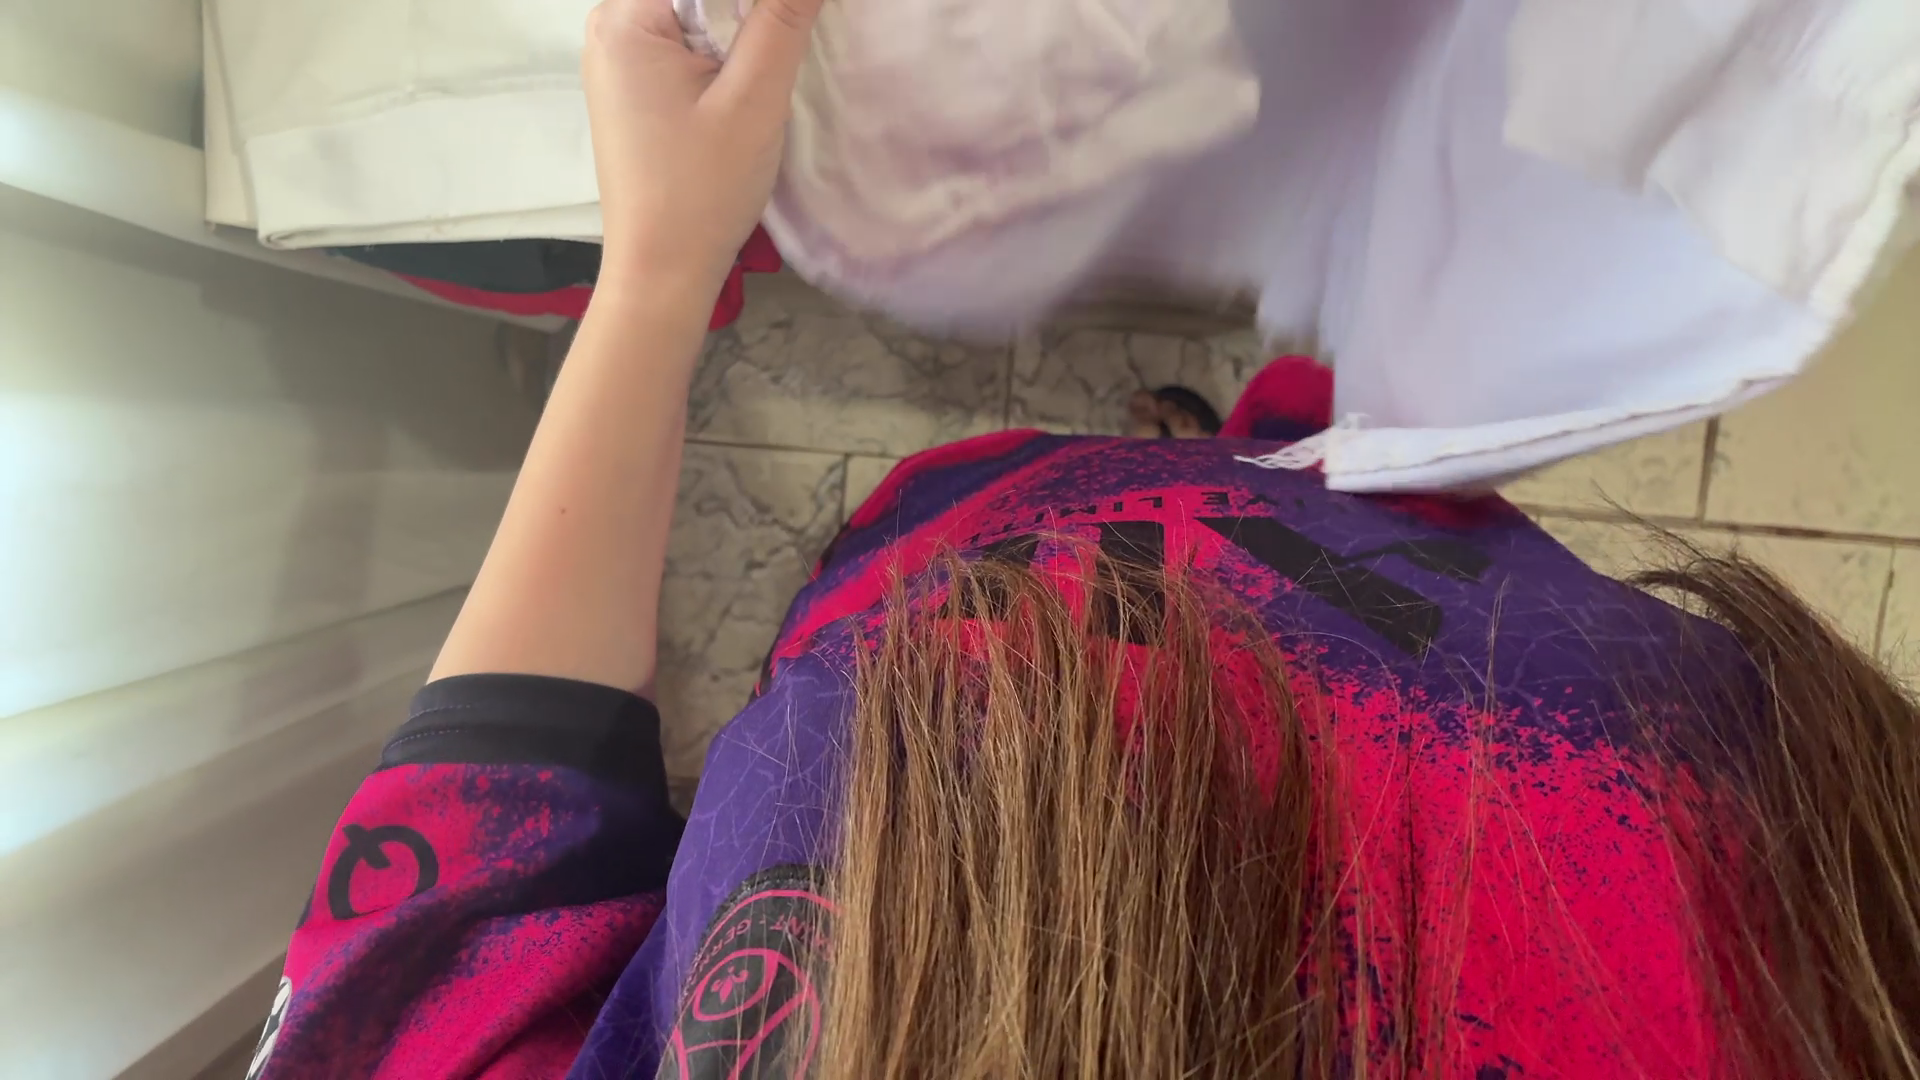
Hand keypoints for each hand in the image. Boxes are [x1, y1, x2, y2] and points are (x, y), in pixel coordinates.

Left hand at [582, 0, 822, 291]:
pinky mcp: (634, 100)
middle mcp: (611, 30)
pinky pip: (681, 54)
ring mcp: (618, 67)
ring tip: (767, 75)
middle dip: (750, 15)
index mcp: (627, 16)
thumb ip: (780, 22)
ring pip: (691, 20)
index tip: (793, 21)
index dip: (759, 3)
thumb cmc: (703, 191)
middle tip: (787, 47)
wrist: (663, 272)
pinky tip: (745, 89)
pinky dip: (719, 60)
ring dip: (738, 34)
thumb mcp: (753, 102)